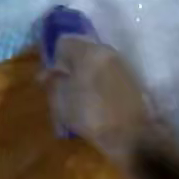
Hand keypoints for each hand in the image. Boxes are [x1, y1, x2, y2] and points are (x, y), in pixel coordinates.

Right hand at [45, 37, 153, 162]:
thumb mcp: (61, 100)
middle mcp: (107, 52)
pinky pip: (107, 73)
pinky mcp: (132, 80)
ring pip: (95, 62)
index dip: (53, 59)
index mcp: (88, 52)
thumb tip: (46, 73)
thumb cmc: (91, 115)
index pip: (63, 42)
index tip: (50, 77)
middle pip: (82, 51)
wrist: (131, 136)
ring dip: (84, 74)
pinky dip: (97, 82)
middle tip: (61, 87)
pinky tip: (94, 101)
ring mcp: (122, 65)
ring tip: (77, 96)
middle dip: (69, 66)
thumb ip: (52, 82)